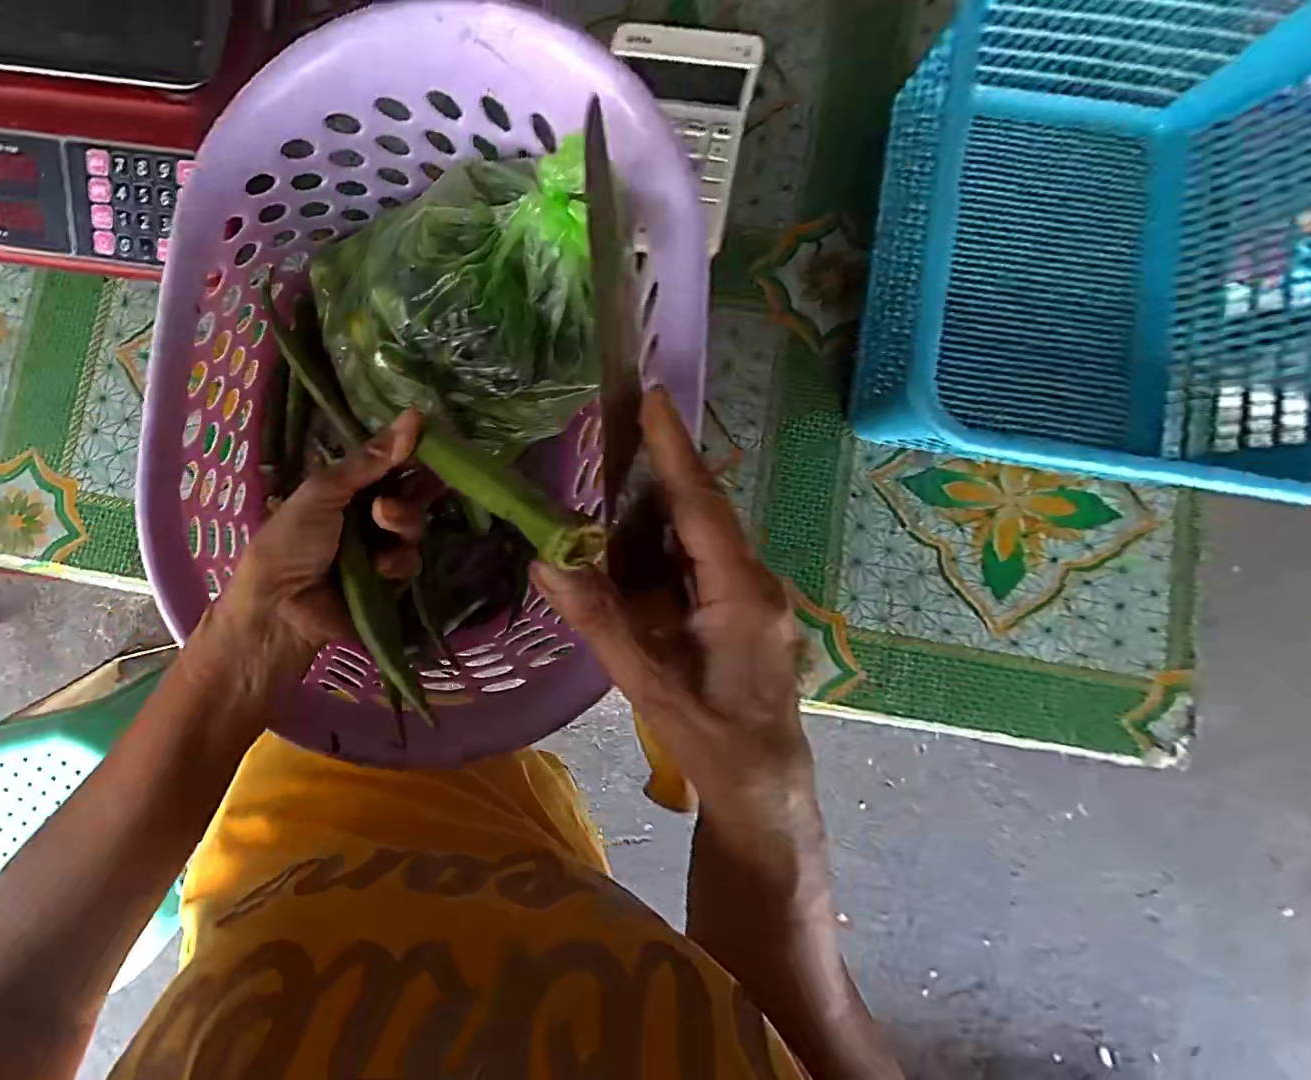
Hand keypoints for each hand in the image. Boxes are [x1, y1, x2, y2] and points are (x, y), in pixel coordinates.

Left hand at [194, 410, 424, 678]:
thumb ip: (371, 460)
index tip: (434, 443)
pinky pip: (412, 562)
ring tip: (382, 529)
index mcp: (348, 489)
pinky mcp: (391, 582)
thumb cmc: (291, 540)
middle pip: (410, 495)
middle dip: (407, 496)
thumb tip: (415, 416)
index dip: (412, 455)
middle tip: (386, 505)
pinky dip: (398, 563)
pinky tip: (379, 570)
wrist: (280, 607)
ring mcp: (381, 548)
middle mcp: (368, 515)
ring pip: (415, 527)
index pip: (391, 465)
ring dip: (403, 525)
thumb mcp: (325, 491)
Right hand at [530, 387, 814, 836]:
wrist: (763, 789)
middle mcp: (755, 584)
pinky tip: (631, 553)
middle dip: (661, 472)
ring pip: (701, 539)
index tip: (654, 398)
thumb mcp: (650, 684)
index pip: (702, 506)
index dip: (674, 451)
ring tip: (611, 486)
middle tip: (616, 433)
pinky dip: (665, 552)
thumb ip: (601, 621)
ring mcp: (753, 598)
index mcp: (741, 594)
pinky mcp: (743, 613)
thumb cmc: (713, 741)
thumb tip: (548, 561)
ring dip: (658, 514)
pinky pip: (700, 566)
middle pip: (703, 514)